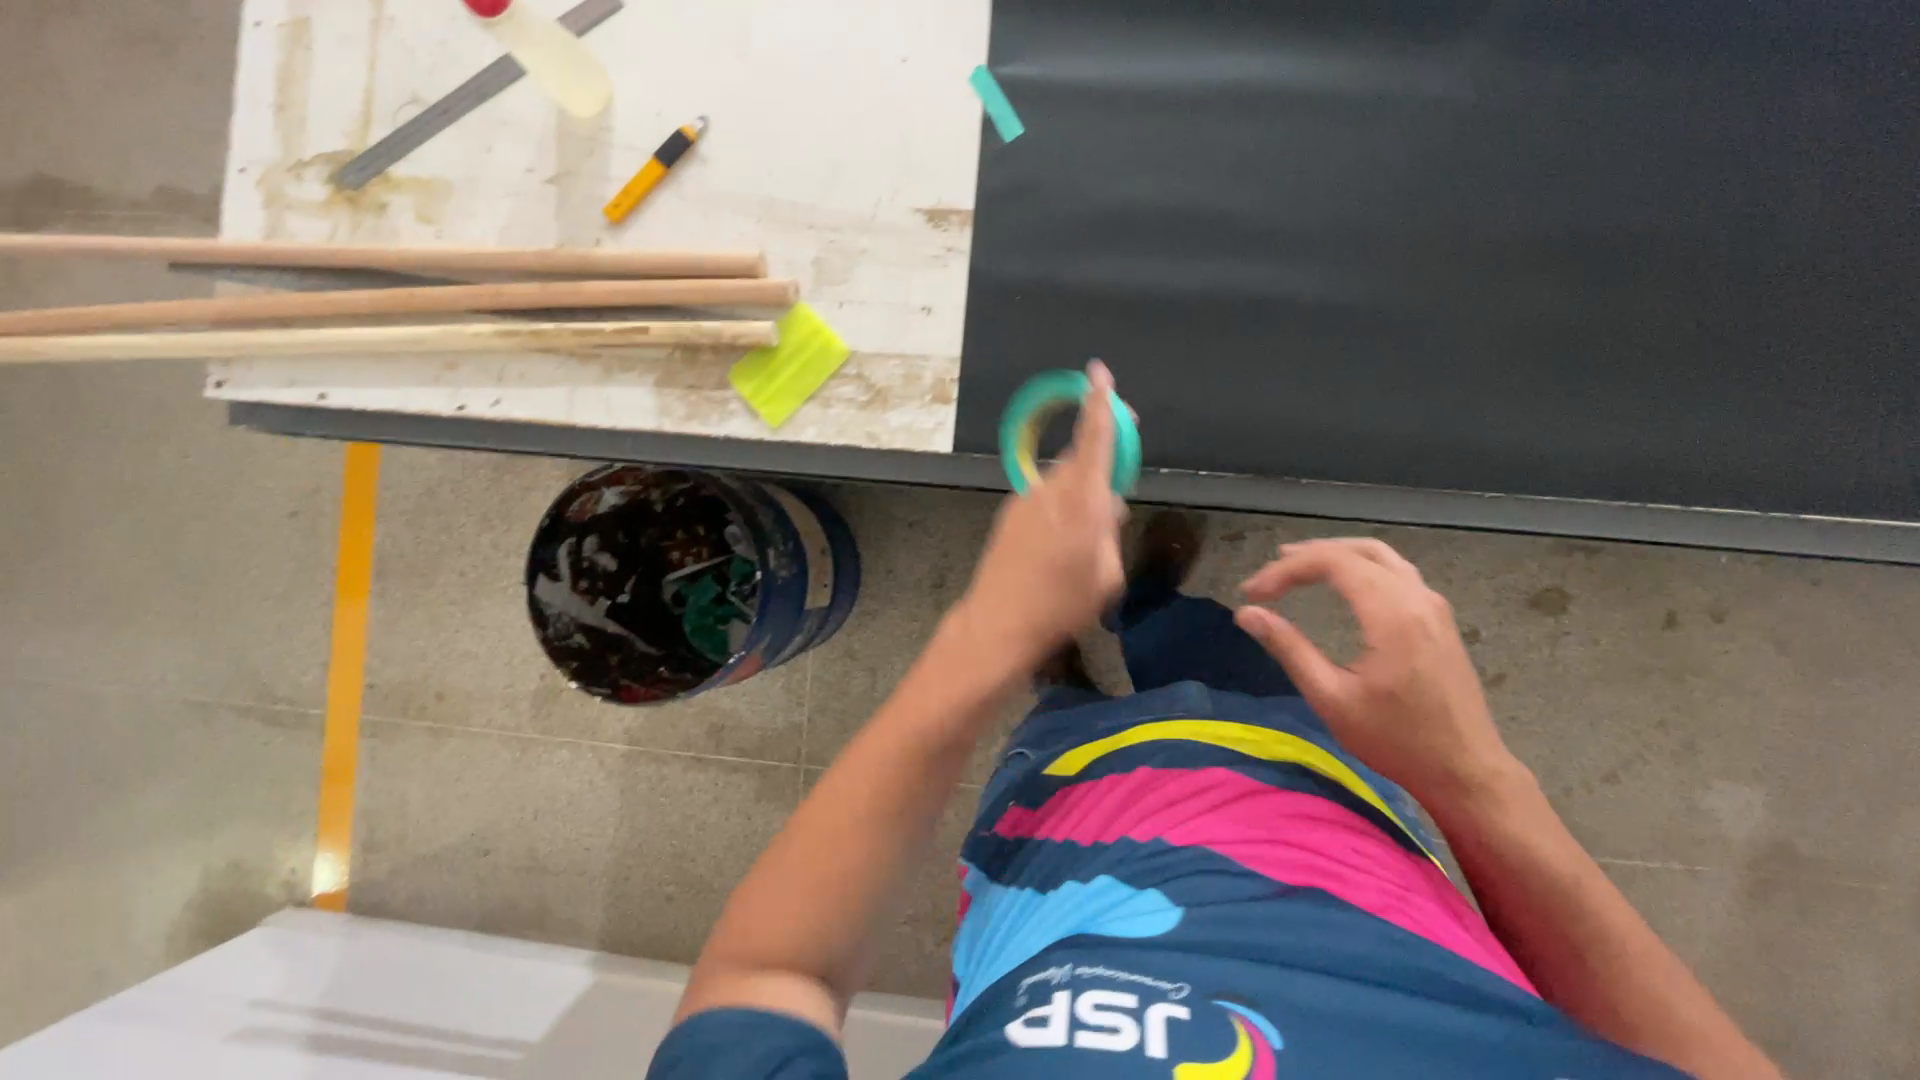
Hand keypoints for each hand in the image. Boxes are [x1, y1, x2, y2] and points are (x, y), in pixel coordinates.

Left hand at [954, 362, 1127, 672]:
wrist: (998, 623)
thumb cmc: (1062, 604)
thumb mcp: (1108, 575)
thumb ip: (1110, 532)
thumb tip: (1108, 508)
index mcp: (1083, 499)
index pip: (1095, 438)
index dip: (1100, 403)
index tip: (1099, 374)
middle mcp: (1051, 490)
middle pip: (1080, 461)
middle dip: (1100, 466)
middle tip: (1114, 496)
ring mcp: (1025, 501)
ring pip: (1062, 484)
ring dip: (1079, 497)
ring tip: (1084, 541)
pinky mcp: (1009, 516)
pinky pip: (1044, 501)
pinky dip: (1059, 511)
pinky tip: (1058, 549)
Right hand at [1233, 538, 1521, 806]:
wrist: (1465, 769)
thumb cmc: (1395, 739)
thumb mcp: (1331, 698)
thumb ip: (1289, 648)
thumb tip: (1247, 613)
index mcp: (1391, 613)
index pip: (1332, 562)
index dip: (1285, 570)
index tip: (1252, 594)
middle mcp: (1417, 597)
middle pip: (1357, 551)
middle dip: (1308, 556)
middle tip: (1269, 576)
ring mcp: (1434, 606)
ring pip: (1381, 557)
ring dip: (1337, 556)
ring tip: (1298, 567)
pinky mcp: (1439, 619)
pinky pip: (1397, 573)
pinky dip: (1361, 567)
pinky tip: (1343, 585)